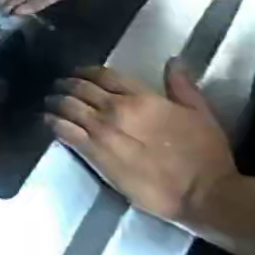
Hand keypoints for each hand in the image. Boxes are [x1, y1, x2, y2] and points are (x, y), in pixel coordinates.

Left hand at [45, 59, 241, 226]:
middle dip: (65, 84)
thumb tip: (173, 60)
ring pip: (66, 105)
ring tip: (50, 102)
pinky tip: (48, 120)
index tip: (77, 73)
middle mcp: (116, 108)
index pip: (102, 74)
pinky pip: (63, 129)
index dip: (85, 71)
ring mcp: (102, 129)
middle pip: (78, 87)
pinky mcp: (93, 151)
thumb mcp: (201, 114)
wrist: (205, 194)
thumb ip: (182, 86)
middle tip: (59, 87)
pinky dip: (52, 121)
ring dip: (54, 101)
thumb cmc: (206, 155)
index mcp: (141, 97)